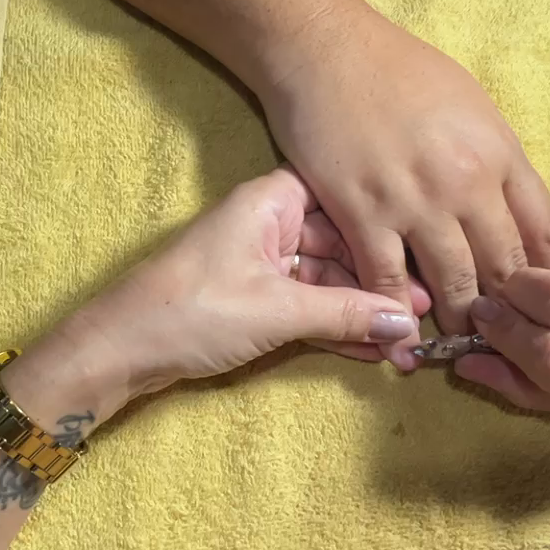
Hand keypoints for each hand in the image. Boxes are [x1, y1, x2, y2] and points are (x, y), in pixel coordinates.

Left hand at [28, 167, 432, 414]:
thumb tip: (409, 323)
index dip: (385, 229)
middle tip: (426, 319)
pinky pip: (305, 305)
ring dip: (360, 313)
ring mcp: (260, 262)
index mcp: (271, 202)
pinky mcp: (252, 297)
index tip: (428, 259)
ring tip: (406, 343)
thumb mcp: (278, 311)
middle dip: (378, 285)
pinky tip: (370, 350)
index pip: (344, 200)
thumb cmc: (194, 310)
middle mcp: (269, 224)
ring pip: (325, 280)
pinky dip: (332, 326)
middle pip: (339, 245)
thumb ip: (346, 314)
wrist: (121, 349)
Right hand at [258, 6, 549, 363]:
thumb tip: (508, 203)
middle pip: (503, 267)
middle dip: (509, 309)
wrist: (326, 51)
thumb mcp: (470, 102)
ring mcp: (414, 202)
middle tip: (504, 336)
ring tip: (459, 342)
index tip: (539, 300)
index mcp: (500, 152)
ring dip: (458, 319)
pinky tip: (401, 334)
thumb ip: (494, 155)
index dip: (546, 277)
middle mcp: (467, 183)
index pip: (544, 233)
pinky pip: (386, 279)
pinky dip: (395, 312)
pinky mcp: (362, 214)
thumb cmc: (396, 69)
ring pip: (452, 283)